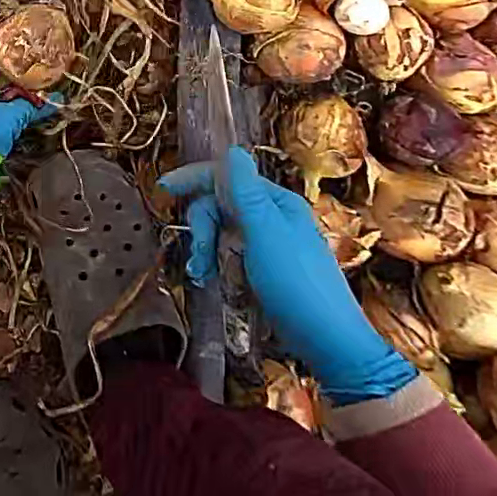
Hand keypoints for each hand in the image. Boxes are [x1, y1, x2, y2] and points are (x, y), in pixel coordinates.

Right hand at [159, 148, 416, 403]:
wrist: (332, 347)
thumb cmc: (298, 286)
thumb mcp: (266, 234)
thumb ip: (246, 192)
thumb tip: (233, 150)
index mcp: (275, 202)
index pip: (228, 176)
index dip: (195, 178)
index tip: (164, 188)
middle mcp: (272, 217)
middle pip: (221, 204)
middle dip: (202, 225)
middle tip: (199, 255)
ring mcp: (269, 244)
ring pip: (223, 230)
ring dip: (206, 247)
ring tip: (202, 273)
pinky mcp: (265, 270)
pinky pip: (231, 254)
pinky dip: (216, 263)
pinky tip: (211, 280)